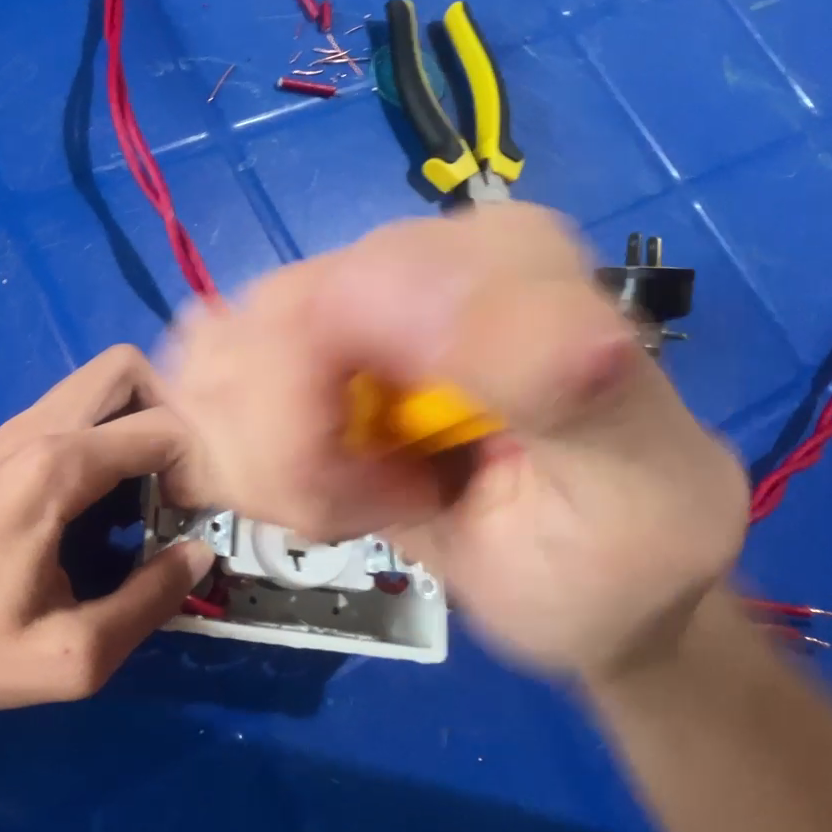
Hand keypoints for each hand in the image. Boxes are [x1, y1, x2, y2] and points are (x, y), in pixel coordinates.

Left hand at [0, 346, 215, 712]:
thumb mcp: (69, 656)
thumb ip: (149, 603)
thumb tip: (198, 555)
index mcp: (57, 468)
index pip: (167, 426)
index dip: (208, 467)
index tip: (205, 521)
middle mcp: (37, 429)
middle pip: (129, 369)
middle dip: (177, 415)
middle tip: (184, 487)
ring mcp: (13, 431)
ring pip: (100, 384)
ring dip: (142, 423)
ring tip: (153, 498)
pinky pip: (75, 412)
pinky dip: (109, 436)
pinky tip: (108, 505)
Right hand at [163, 205, 748, 681]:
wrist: (561, 575)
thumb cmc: (606, 549)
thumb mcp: (631, 488)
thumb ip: (574, 393)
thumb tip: (532, 304)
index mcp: (506, 261)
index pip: (339, 294)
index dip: (311, 420)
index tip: (381, 502)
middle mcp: (410, 256)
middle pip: (261, 329)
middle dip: (288, 449)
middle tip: (376, 507)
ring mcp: (336, 297)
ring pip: (216, 360)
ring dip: (262, 460)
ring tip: (352, 500)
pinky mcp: (287, 341)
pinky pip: (200, 383)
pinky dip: (235, 455)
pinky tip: (307, 484)